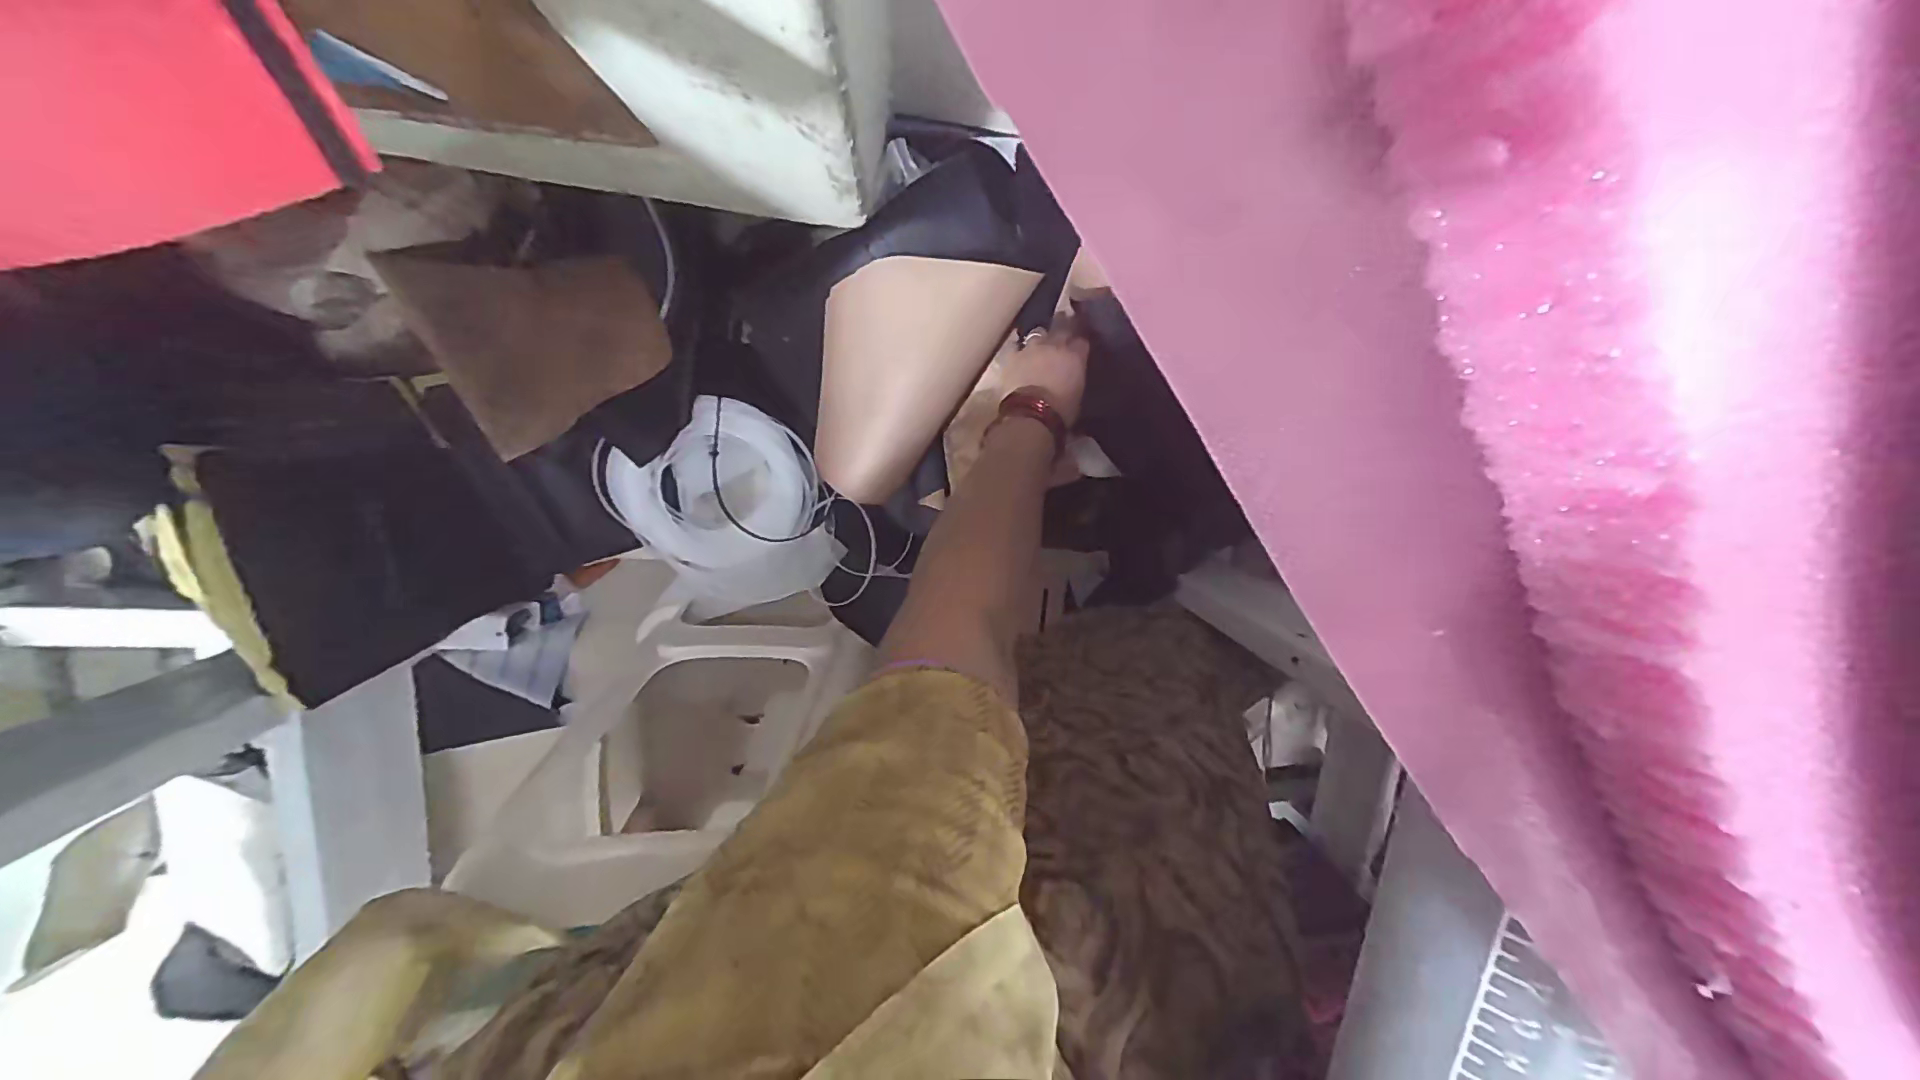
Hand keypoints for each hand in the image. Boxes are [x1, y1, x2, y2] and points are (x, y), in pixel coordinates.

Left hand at [1014, 311, 1089, 425]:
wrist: (1031, 412)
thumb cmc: (1061, 410)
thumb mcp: (1078, 394)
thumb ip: (1076, 377)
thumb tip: (1074, 376)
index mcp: (1076, 355)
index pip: (1082, 341)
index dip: (1080, 342)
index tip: (1079, 344)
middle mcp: (1055, 345)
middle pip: (1062, 326)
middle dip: (1064, 325)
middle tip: (1064, 325)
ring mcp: (1033, 347)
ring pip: (1039, 333)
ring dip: (1041, 338)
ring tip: (1040, 343)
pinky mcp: (1013, 355)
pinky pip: (1018, 347)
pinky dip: (1021, 351)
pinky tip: (1020, 356)